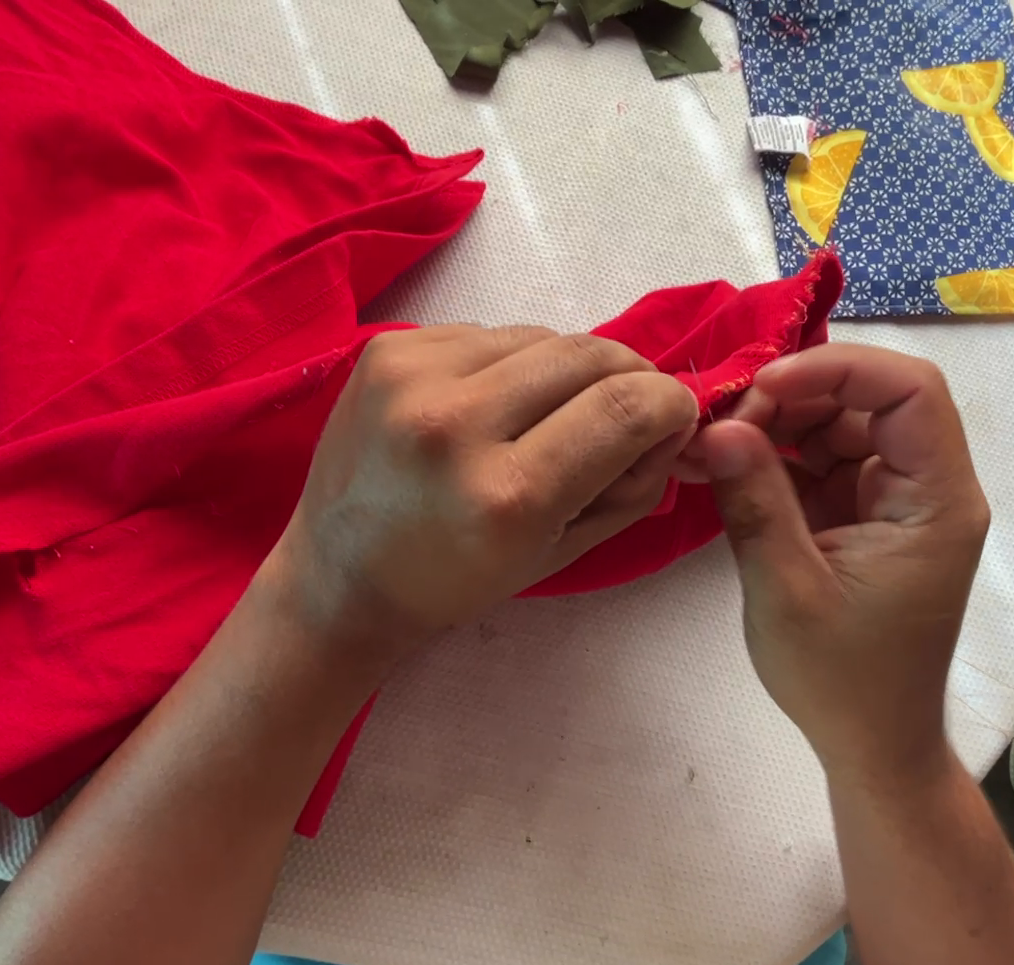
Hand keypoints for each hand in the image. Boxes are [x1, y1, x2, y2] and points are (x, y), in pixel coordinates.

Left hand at [268, 324, 697, 657]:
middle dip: (628, 376)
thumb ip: (633, 484)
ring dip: (565, 371)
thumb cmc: (457, 581)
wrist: (340, 575)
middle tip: (626, 409)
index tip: (673, 418)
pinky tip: (489, 405)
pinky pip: (488, 334)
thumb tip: (669, 416)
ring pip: (540, 335)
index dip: (671, 405)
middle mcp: (455, 422)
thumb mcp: (562, 553)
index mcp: (506, 495)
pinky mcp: (386, 347)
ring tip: (543, 416)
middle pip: (588, 354)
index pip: (626, 409)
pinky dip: (510, 364)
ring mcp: (412, 373)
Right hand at [679, 344, 988, 782]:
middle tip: (722, 423)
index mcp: (935, 503)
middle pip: (870, 402)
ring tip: (713, 444)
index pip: (910, 392)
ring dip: (776, 425)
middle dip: (794, 397)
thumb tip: (720, 427)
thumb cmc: (840, 677)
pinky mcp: (859, 519)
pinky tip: (727, 465)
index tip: (761, 389)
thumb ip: (756, 503)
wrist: (867, 738)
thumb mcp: (787, 590)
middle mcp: (924, 489)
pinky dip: (773, 458)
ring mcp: (891, 503)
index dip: (838, 370)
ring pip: (839, 428)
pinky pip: (819, 465)